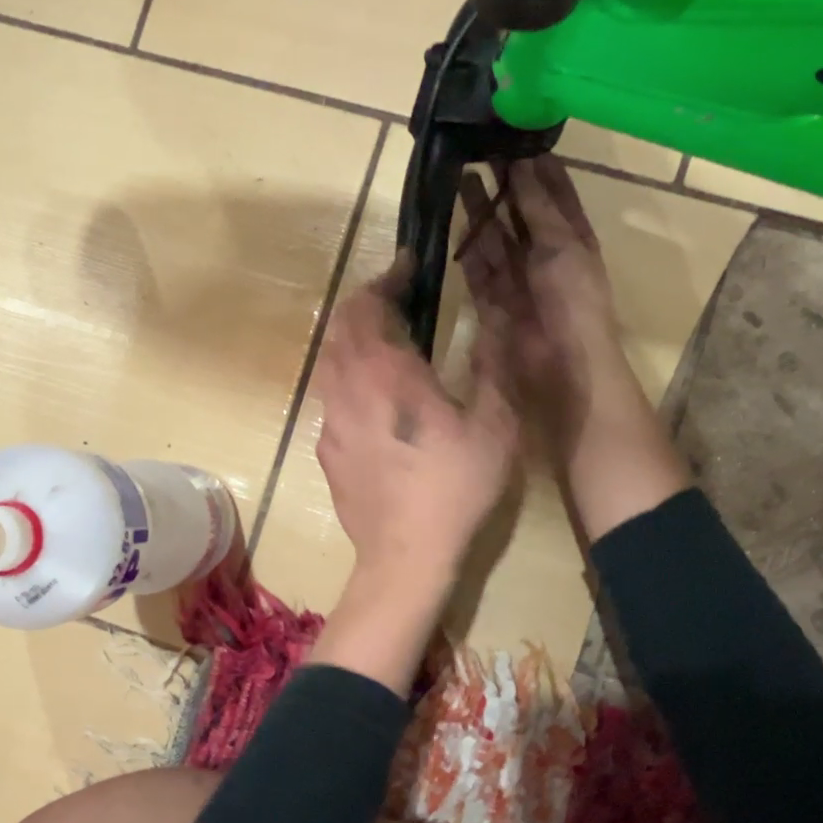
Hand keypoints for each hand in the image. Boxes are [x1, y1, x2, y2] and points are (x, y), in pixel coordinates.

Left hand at [314, 254, 520, 582]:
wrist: (405, 555)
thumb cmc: (455, 487)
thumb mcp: (494, 425)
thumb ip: (493, 366)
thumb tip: (494, 322)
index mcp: (386, 372)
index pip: (368, 304)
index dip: (385, 279)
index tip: (407, 267)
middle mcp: (347, 388)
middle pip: (340, 327)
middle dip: (364, 305)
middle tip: (396, 300)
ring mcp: (330, 422)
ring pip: (329, 363)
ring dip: (352, 342)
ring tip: (384, 345)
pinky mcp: (328, 451)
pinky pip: (332, 399)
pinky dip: (349, 381)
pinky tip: (376, 402)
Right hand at [457, 155, 625, 444]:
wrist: (561, 376)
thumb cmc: (574, 306)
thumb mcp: (564, 247)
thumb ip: (540, 207)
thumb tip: (523, 160)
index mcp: (576, 243)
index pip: (557, 195)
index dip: (539, 166)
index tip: (516, 132)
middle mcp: (547, 260)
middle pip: (523, 215)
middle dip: (505, 184)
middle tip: (479, 147)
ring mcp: (519, 284)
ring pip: (496, 240)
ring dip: (481, 209)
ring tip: (460, 171)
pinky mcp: (492, 306)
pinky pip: (478, 270)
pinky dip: (467, 247)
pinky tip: (454, 219)